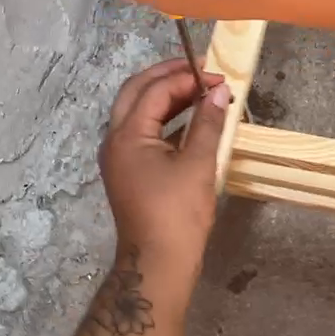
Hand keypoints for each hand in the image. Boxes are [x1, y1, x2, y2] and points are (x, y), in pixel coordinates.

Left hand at [99, 59, 230, 289]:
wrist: (159, 263)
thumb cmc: (178, 214)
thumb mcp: (198, 165)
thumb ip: (208, 123)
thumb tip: (219, 92)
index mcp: (126, 135)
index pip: (154, 91)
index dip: (186, 79)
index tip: (218, 78)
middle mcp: (115, 141)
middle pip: (136, 93)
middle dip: (168, 78)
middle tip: (201, 72)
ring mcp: (119, 157)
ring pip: (138, 112)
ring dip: (167, 98)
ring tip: (201, 93)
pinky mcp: (129, 172)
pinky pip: (144, 134)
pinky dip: (166, 122)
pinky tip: (193, 122)